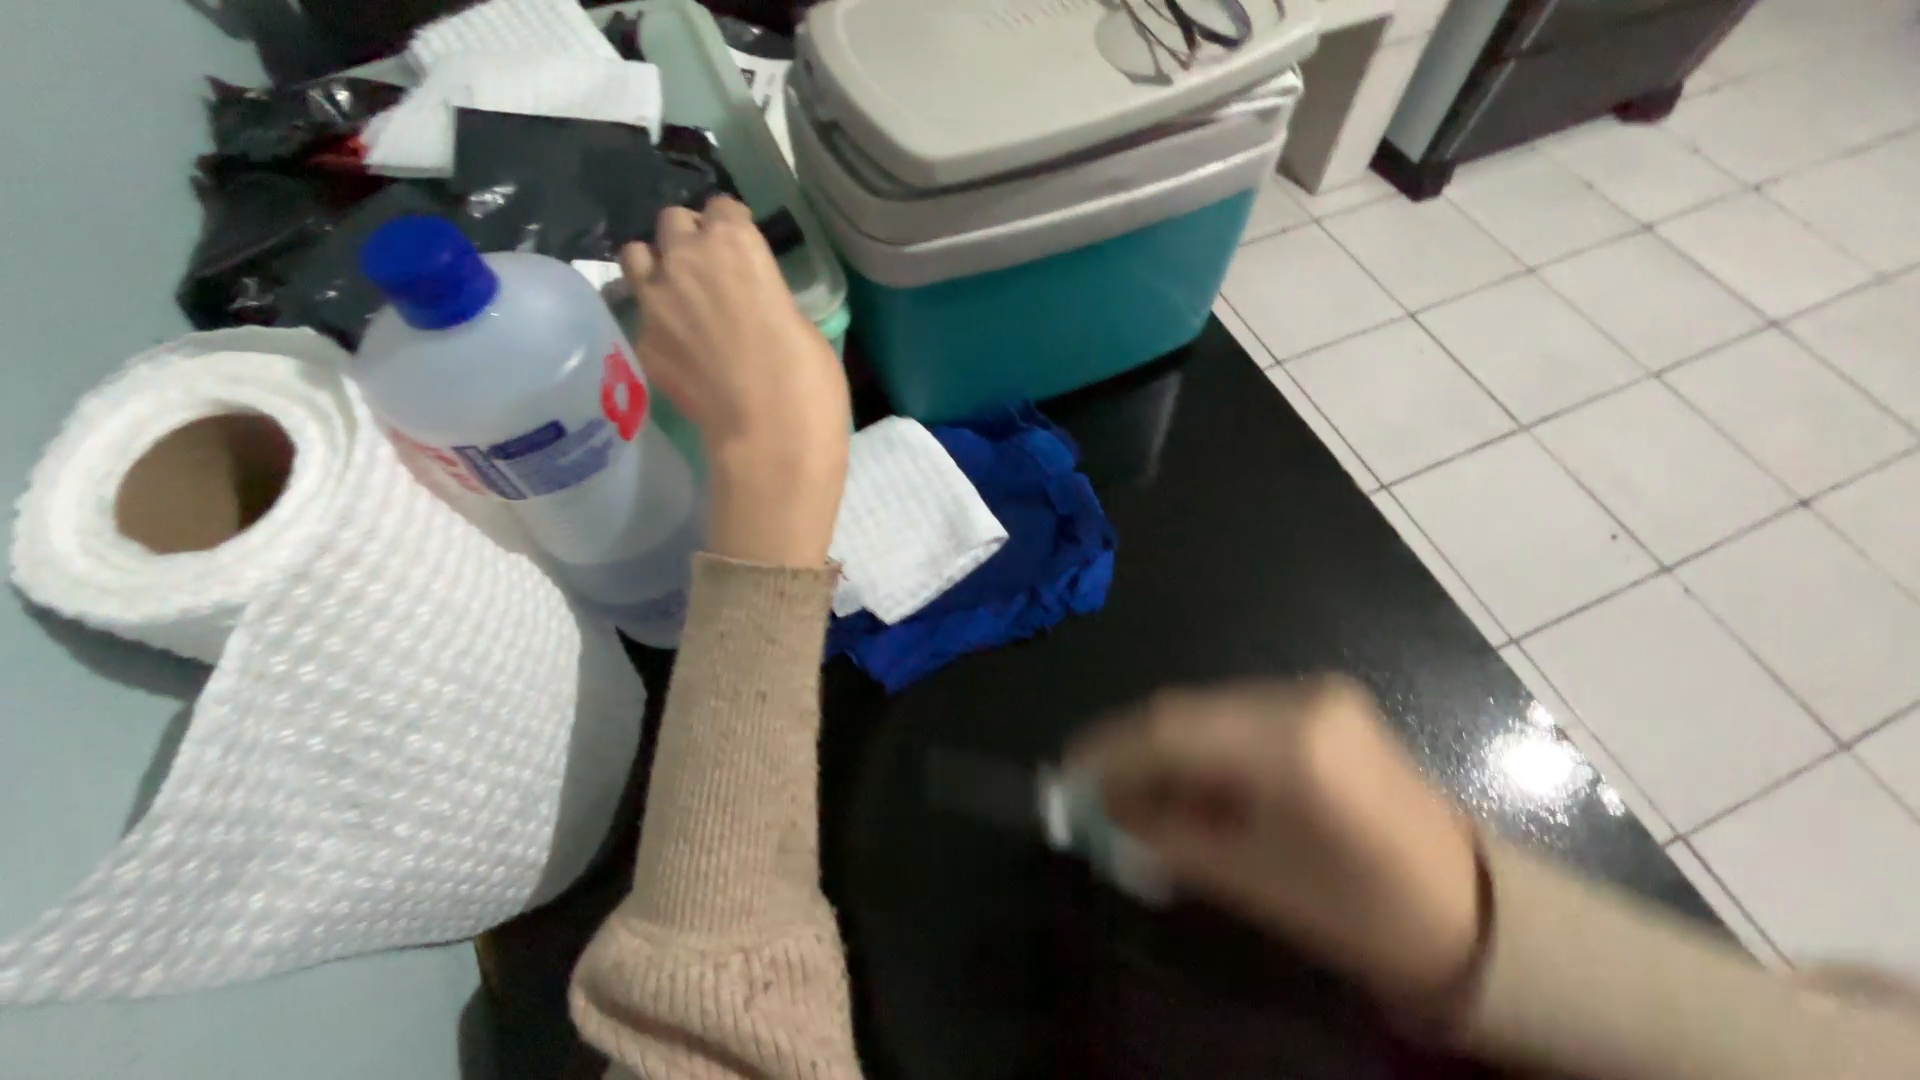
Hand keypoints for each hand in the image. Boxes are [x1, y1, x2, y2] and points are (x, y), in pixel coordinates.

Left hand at [622, 197, 849, 566]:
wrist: (770, 434)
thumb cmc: (808, 376)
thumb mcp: (797, 318)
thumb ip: (763, 291)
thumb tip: (750, 297)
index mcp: (736, 243)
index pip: (721, 206)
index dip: (731, 225)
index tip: (739, 246)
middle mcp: (685, 257)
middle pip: (672, 222)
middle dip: (688, 239)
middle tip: (706, 271)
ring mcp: (654, 299)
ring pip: (636, 256)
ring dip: (656, 267)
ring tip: (676, 296)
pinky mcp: (641, 341)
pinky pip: (639, 315)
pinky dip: (655, 323)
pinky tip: (677, 347)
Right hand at [1070, 676, 1482, 1007]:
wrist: (1471, 910)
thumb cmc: (1359, 910)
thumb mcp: (1249, 878)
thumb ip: (1164, 834)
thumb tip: (1100, 811)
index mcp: (1291, 744)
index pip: (1169, 731)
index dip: (1106, 753)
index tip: (1064, 780)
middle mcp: (1302, 698)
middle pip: (1184, 711)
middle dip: (1129, 748)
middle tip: (1090, 787)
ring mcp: (1318, 693)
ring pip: (1207, 709)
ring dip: (1163, 746)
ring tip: (1133, 790)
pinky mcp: (1326, 702)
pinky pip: (1239, 713)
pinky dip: (1201, 743)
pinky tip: (1185, 778)